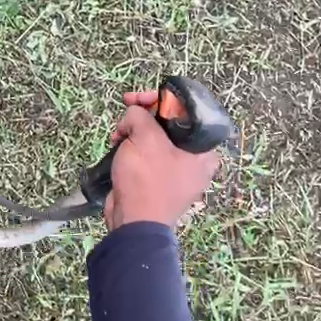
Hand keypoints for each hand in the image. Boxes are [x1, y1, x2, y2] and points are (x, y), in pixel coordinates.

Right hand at [103, 90, 220, 230]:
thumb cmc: (147, 178)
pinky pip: (147, 152)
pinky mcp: (158, 177)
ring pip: (154, 136)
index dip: (159, 99)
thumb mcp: (145, 138)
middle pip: (168, 123)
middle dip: (141, 115)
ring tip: (117, 136)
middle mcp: (195, 159)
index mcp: (204, 151)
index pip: (185, 112)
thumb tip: (134, 114)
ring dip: (132, 130)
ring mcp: (176, 170)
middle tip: (124, 113)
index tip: (135, 98)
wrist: (135, 221)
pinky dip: (132, 145)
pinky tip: (118, 146)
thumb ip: (141, 115)